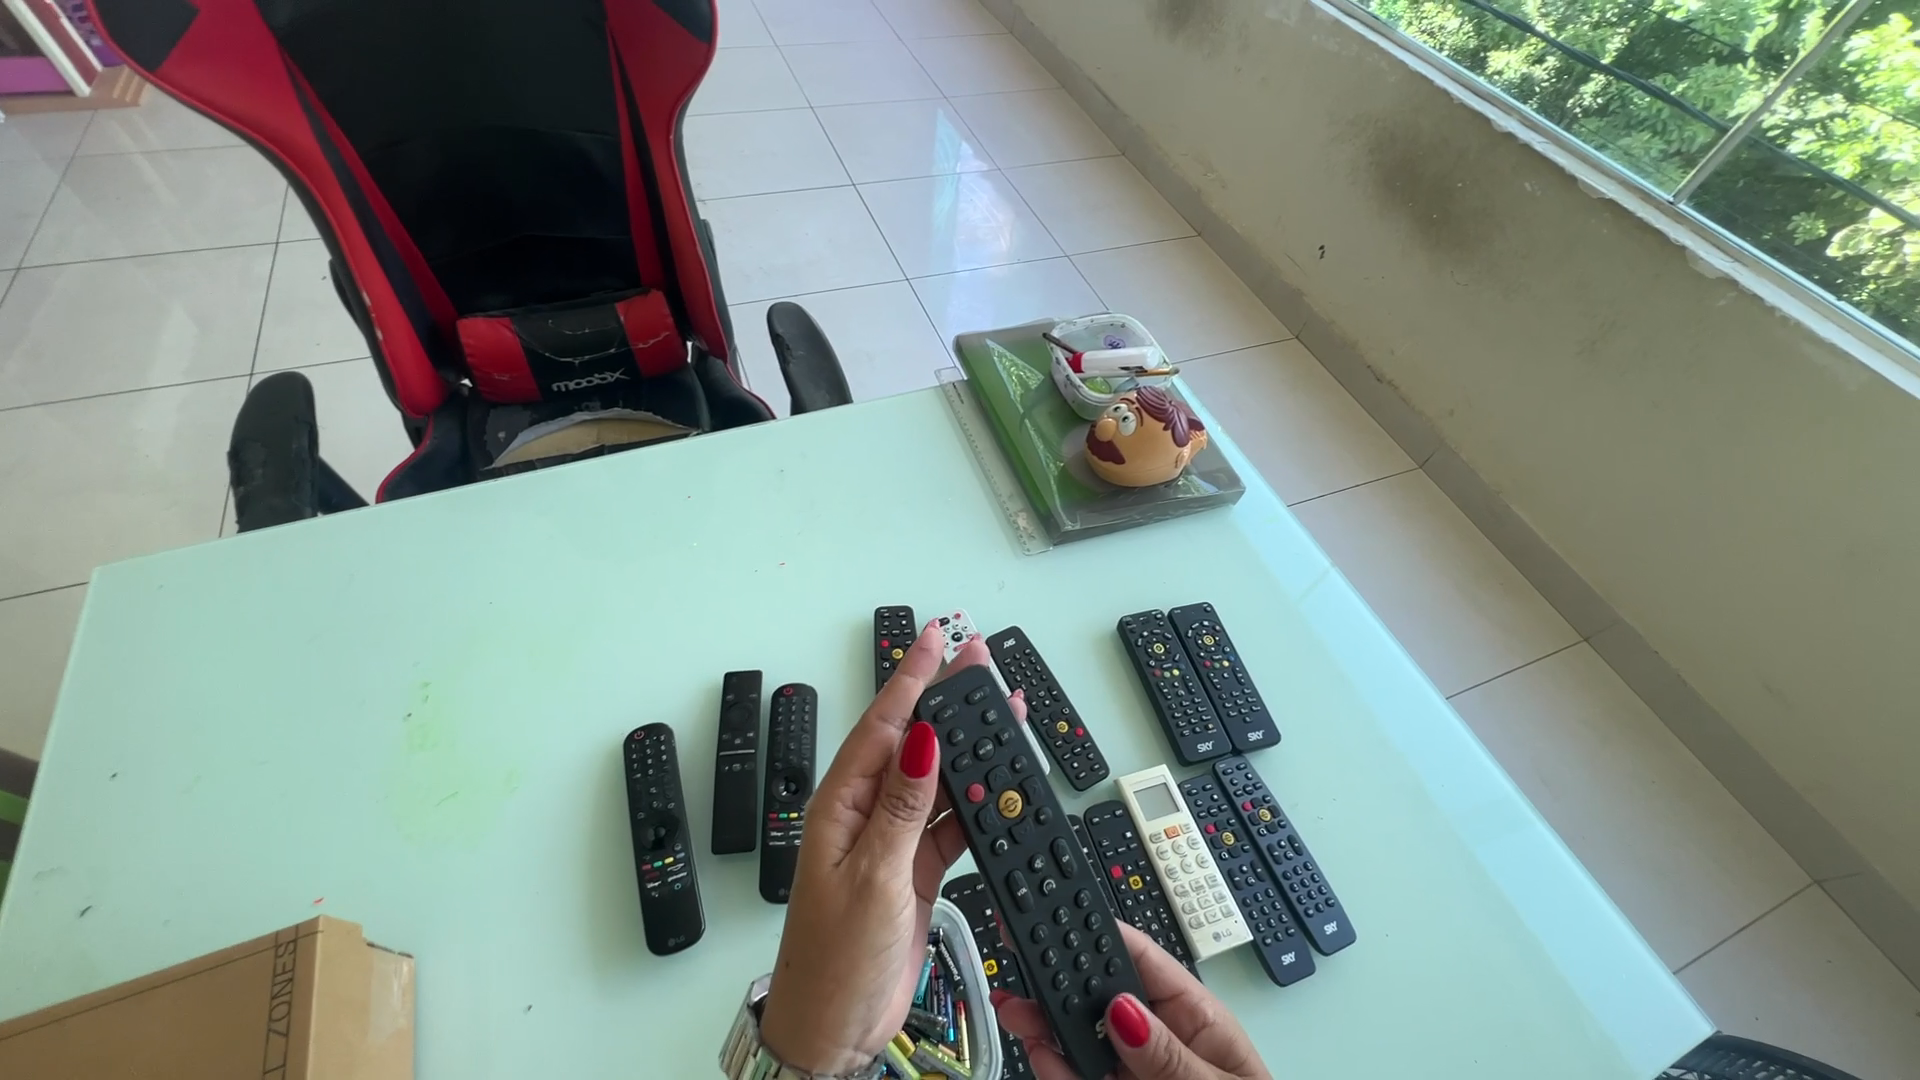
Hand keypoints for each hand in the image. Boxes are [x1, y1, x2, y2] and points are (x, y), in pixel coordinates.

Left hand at [759, 623, 1028, 1072]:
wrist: (835, 1028)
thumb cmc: (832, 960)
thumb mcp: (871, 876)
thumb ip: (901, 807)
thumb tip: (922, 742)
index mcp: (841, 803)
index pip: (882, 724)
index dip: (909, 678)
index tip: (931, 638)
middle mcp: (865, 811)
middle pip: (912, 739)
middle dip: (943, 697)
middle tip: (974, 657)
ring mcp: (891, 837)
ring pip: (936, 775)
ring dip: (966, 745)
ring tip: (996, 707)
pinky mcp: (913, 864)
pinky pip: (948, 818)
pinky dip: (973, 799)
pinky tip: (993, 781)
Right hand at [993, 922, 1271, 1079]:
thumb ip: (1173, 1054)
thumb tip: (1124, 1011)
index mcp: (1193, 1016)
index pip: (1140, 959)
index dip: (1098, 933)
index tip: (1058, 916)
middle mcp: (1159, 1039)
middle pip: (1101, 997)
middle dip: (1060, 977)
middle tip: (1022, 960)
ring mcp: (1135, 1071)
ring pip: (1084, 1039)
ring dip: (1047, 1022)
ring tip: (1017, 1009)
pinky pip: (1084, 1077)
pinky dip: (1056, 1067)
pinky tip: (1042, 1055)